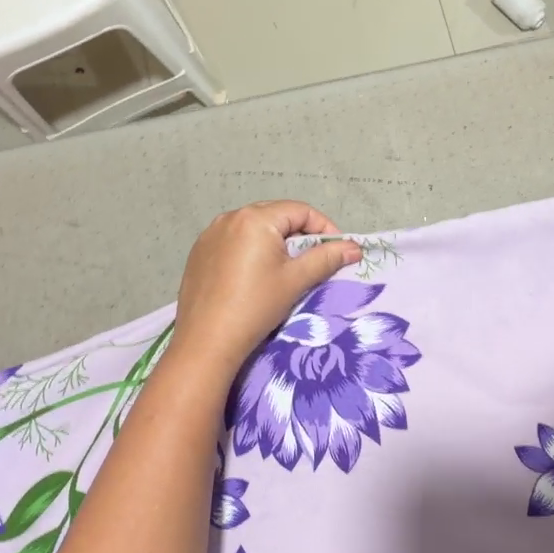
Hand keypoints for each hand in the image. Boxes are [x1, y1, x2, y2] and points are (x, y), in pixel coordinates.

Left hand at [169, 201, 360, 374]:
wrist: (206, 341)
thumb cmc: (256, 307)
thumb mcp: (296, 280)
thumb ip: (327, 258)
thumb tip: (354, 248)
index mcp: (255, 218)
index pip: (300, 211)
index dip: (324, 228)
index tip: (336, 252)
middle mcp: (230, 217)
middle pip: (276, 215)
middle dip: (300, 234)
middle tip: (314, 260)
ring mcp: (210, 234)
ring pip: (254, 228)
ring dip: (275, 241)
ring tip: (286, 269)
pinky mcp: (199, 252)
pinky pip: (233, 241)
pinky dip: (251, 250)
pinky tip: (254, 276)